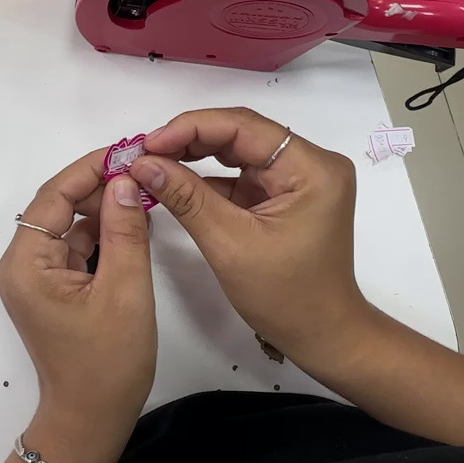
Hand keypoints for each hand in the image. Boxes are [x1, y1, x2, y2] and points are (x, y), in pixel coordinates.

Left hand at [0, 149, 156, 462]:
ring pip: (68, 225)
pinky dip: (101, 232)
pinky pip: (74, 246)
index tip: (129, 150)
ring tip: (142, 186)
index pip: (53, 197)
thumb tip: (126, 180)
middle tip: (141, 165)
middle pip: (57, 207)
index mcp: (26, 262)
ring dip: (101, 206)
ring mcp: (36, 276)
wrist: (91, 420)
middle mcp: (22, 263)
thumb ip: (125, 231)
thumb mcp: (124, 290)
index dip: (89, 168)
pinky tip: (130, 218)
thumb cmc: (107, 362)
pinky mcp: (53, 287)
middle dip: (97, 184)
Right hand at [127, 107, 378, 368]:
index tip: (148, 144)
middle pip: (240, 132)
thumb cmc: (285, 296)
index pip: (243, 126)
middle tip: (143, 153)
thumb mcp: (228, 244)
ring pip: (237, 149)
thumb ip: (185, 197)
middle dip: (188, 139)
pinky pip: (239, 172)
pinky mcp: (282, 193)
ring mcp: (296, 177)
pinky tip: (173, 178)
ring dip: (193, 153)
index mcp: (311, 168)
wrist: (322, 336)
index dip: (191, 128)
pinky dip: (205, 175)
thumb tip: (141, 164)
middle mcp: (309, 162)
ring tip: (152, 162)